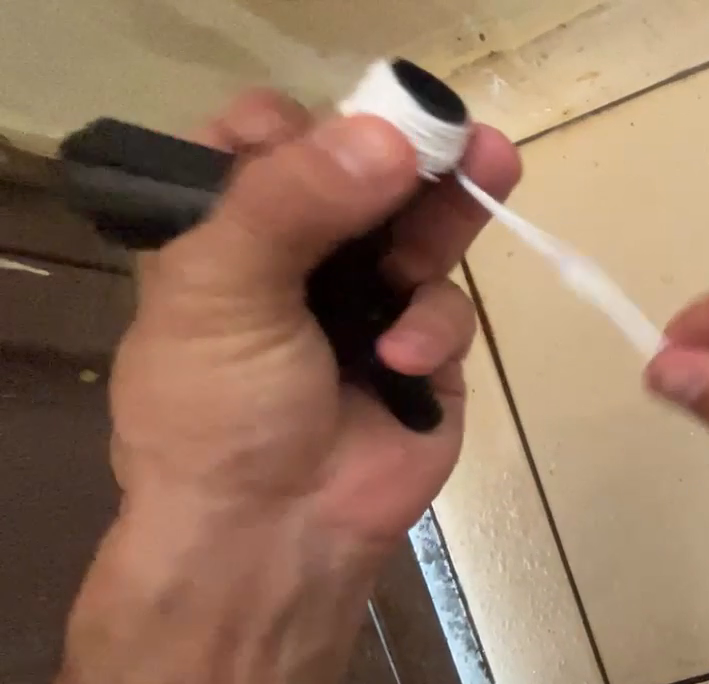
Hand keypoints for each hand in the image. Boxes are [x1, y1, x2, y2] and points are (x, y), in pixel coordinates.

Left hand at [109, 91, 521, 575]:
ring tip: (480, 188)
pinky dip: (435, 330)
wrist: (283, 523)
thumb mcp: (225, 289)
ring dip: (447, 222)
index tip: (355, 130)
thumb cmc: (222, 405)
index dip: (317, 129)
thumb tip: (389, 136)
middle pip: (373, 181)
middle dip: (418, 157)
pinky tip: (407, 358)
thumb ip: (295, 204)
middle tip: (473, 131)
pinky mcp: (433, 351)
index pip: (276, 142)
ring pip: (429, 236)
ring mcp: (378, 302)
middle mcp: (309, 253)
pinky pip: (451, 312)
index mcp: (230, 224)